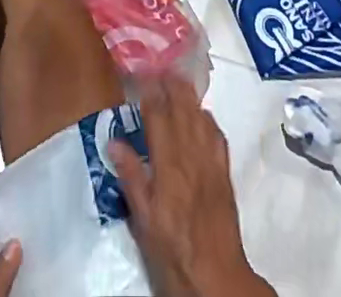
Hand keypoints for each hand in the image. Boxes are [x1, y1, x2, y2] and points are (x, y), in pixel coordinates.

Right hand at [108, 77, 272, 296]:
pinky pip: (218, 136)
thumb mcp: (142, 219)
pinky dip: (208, 119)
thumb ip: (131, 177)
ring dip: (191, 97)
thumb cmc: (172, 250)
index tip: (143, 74)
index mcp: (169, 166)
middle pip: (184, 111)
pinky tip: (203, 114)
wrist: (215, 274)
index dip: (151, 93)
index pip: (159, 118)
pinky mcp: (225, 173)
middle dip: (174, 86)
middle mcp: (193, 157)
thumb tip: (116, 142)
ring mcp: (212, 163)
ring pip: (201, 118)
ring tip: (180, 80)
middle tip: (163, 66)